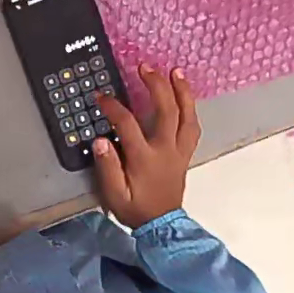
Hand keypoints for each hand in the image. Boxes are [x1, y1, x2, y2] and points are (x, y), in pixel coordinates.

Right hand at [93, 64, 200, 228]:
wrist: (161, 224)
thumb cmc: (135, 209)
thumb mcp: (114, 194)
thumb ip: (107, 167)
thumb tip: (101, 140)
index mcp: (145, 158)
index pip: (128, 124)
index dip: (114, 107)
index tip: (101, 97)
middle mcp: (166, 149)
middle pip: (165, 110)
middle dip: (155, 85)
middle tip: (145, 67)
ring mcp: (179, 150)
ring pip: (187, 115)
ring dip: (182, 91)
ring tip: (175, 71)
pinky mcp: (185, 154)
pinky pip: (193, 126)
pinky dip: (190, 108)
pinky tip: (185, 98)